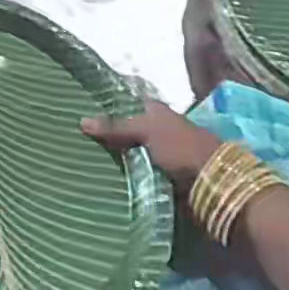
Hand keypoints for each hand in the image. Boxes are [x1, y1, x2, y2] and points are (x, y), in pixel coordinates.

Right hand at [81, 99, 222, 185]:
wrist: (212, 183)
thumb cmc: (181, 147)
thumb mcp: (146, 130)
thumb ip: (115, 126)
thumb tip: (81, 120)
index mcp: (156, 112)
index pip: (126, 106)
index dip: (107, 109)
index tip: (82, 115)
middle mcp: (157, 130)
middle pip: (125, 132)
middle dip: (105, 137)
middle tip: (76, 141)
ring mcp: (158, 155)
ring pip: (128, 154)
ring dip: (112, 160)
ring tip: (81, 161)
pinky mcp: (159, 177)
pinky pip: (133, 174)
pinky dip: (122, 177)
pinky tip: (100, 178)